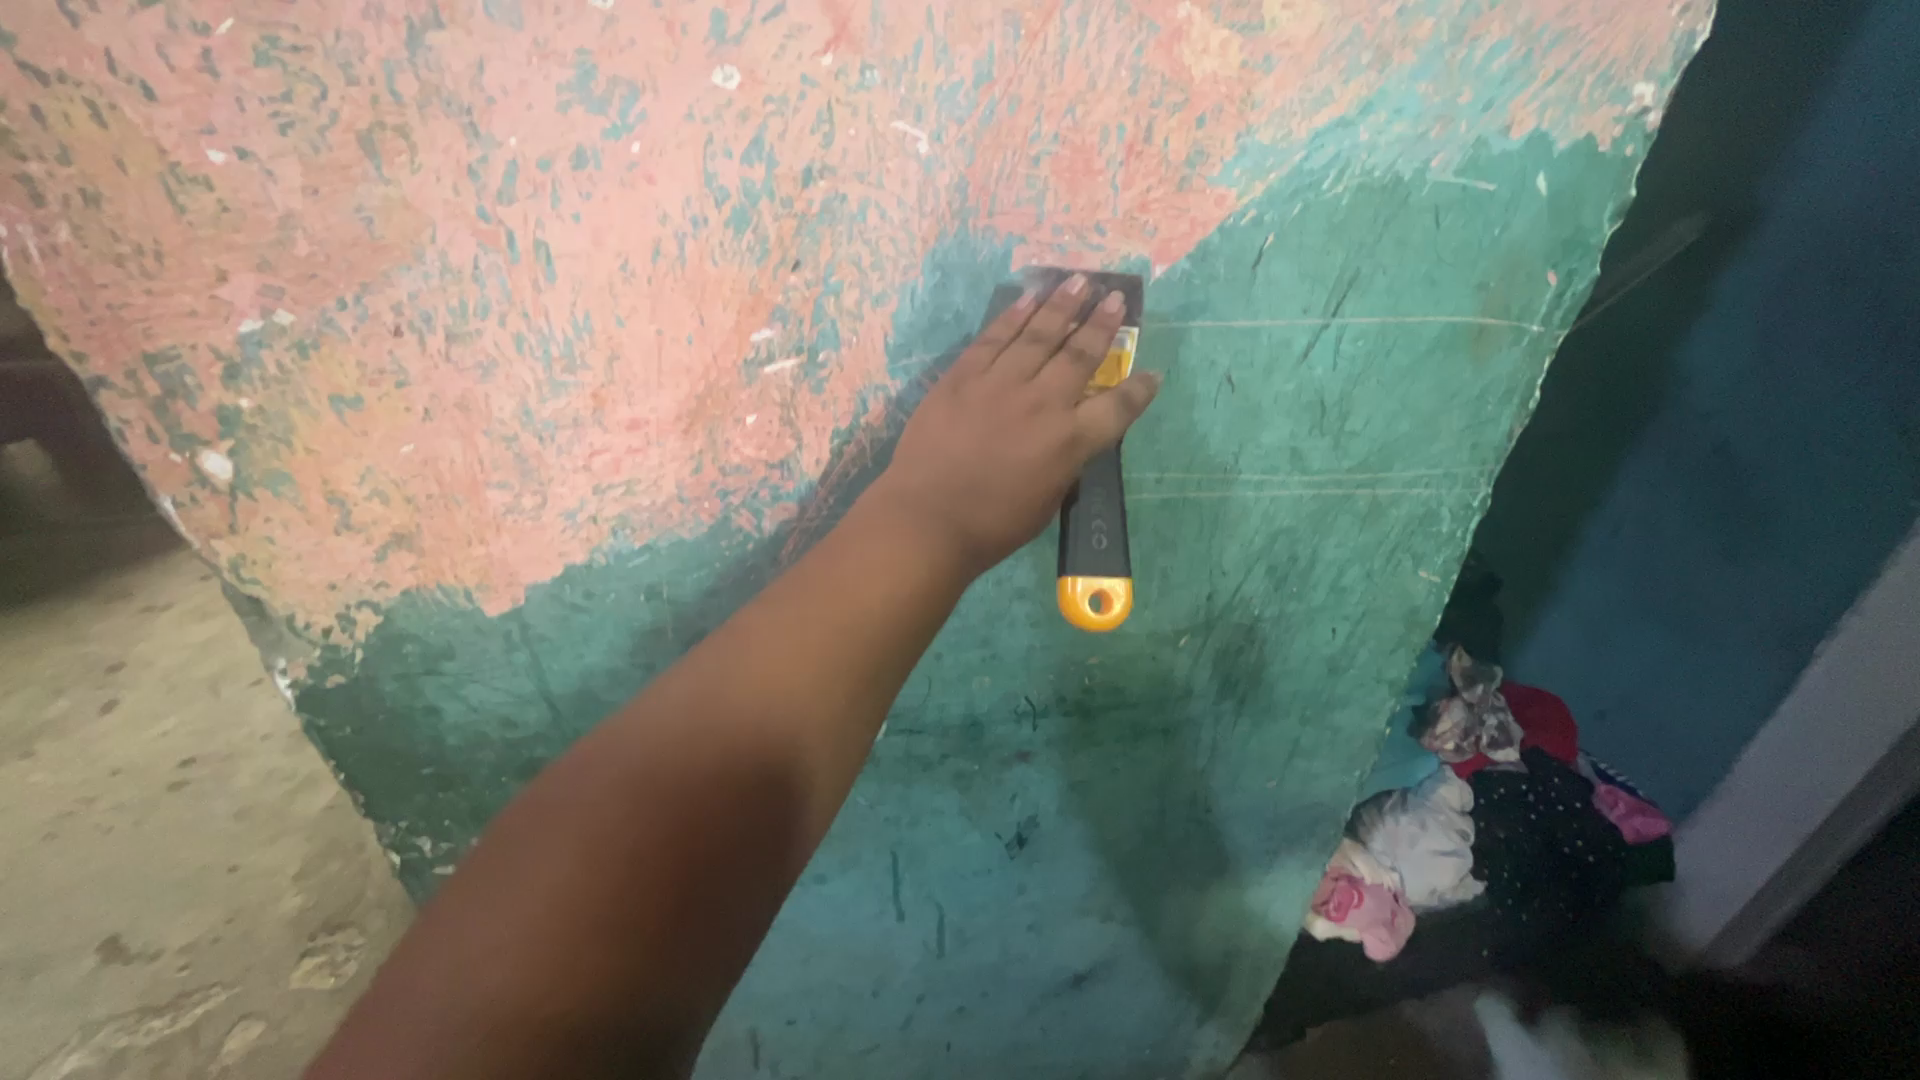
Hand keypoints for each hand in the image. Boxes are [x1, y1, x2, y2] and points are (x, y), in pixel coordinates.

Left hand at [865, 273, 1161, 575]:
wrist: (927, 520)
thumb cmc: (991, 527)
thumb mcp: (1046, 503)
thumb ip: (1063, 464)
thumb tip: (1067, 439)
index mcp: (1069, 442)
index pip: (1117, 408)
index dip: (1138, 391)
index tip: (1152, 374)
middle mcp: (1042, 404)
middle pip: (1080, 355)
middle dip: (1102, 324)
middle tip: (1116, 298)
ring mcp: (1000, 385)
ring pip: (1038, 335)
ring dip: (1062, 305)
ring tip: (1080, 281)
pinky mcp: (962, 378)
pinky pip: (993, 339)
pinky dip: (1014, 316)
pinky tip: (1029, 298)